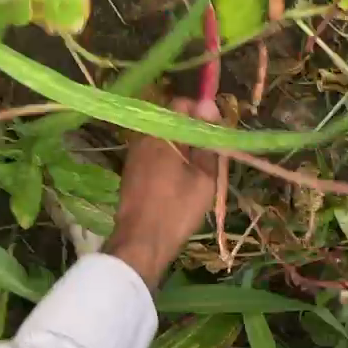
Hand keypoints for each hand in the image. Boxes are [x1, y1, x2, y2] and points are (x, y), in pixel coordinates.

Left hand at [104, 98, 223, 289]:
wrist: (141, 243)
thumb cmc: (176, 209)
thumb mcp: (205, 177)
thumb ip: (208, 140)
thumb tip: (209, 105)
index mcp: (160, 133)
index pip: (182, 104)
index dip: (203, 114)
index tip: (216, 134)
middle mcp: (142, 137)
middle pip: (171, 122)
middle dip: (192, 132)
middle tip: (211, 156)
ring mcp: (133, 155)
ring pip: (163, 139)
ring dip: (181, 148)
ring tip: (198, 172)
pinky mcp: (131, 172)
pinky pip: (154, 155)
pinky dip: (169, 161)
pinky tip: (180, 182)